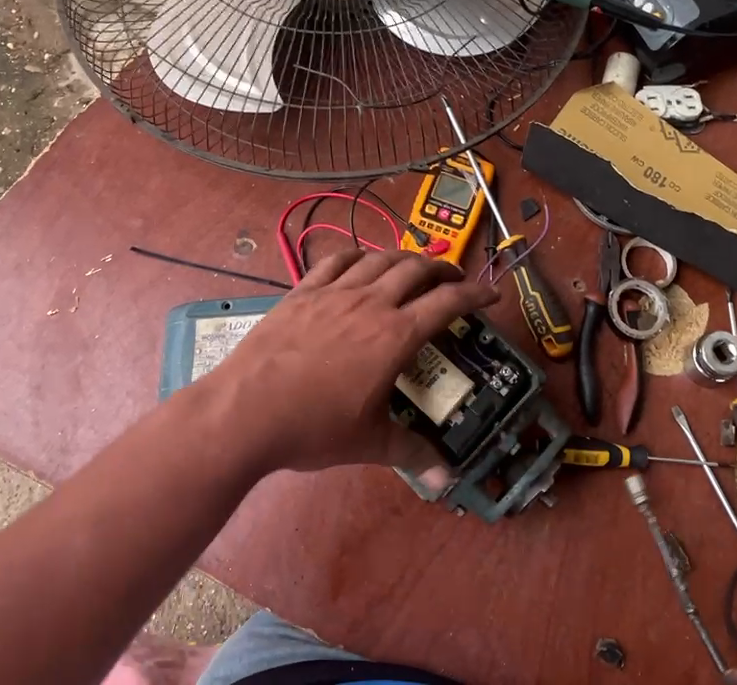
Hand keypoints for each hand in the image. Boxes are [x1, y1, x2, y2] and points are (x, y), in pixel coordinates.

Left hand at [213, 248, 498, 472]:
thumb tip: (446, 480)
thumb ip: (411, 453)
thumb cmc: (313, 428)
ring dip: (405, 258)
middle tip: (454, 280)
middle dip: (443, 269)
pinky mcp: (302, 292)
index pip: (448, 302)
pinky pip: (337, 260)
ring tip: (414, 267)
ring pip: (380, 259)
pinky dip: (359, 255)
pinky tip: (362, 261)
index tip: (491, 294)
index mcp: (396, 335)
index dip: (476, 294)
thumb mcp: (368, 443)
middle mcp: (371, 303)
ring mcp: (334, 293)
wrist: (244, 412)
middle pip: (417, 269)